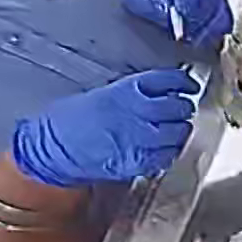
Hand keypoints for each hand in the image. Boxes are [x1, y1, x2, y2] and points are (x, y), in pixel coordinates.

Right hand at [12, 69, 196, 186]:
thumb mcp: (105, 95)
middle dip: (183, 109)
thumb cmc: (73, 121)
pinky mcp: (139, 160)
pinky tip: (162, 148)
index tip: (189, 86)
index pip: (170, 80)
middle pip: (180, 107)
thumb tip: (163, 93)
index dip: (184, 83)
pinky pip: (168, 155)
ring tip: (171, 131)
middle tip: (180, 111)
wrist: (52, 149)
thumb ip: (136, 94)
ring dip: (179, 131)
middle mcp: (138, 112)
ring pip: (179, 132)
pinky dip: (169, 152)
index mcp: (128, 91)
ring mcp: (140, 138)